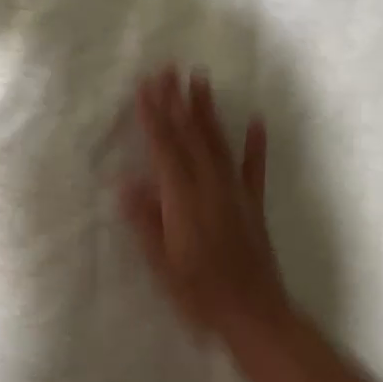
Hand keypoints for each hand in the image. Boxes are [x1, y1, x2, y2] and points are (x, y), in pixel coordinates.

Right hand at [121, 66, 288, 337]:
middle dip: (177, 100)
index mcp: (182, 198)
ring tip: (200, 78)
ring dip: (207, 109)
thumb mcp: (161, 262)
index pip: (164, 147)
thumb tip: (126, 182)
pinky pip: (254, 167)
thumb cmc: (199, 293)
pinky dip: (255, 143)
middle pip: (189, 135)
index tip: (145, 86)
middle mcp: (209, 185)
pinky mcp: (253, 203)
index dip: (152, 115)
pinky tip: (257, 120)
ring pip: (217, 142)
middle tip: (168, 67)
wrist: (254, 314)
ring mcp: (234, 191)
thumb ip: (146, 220)